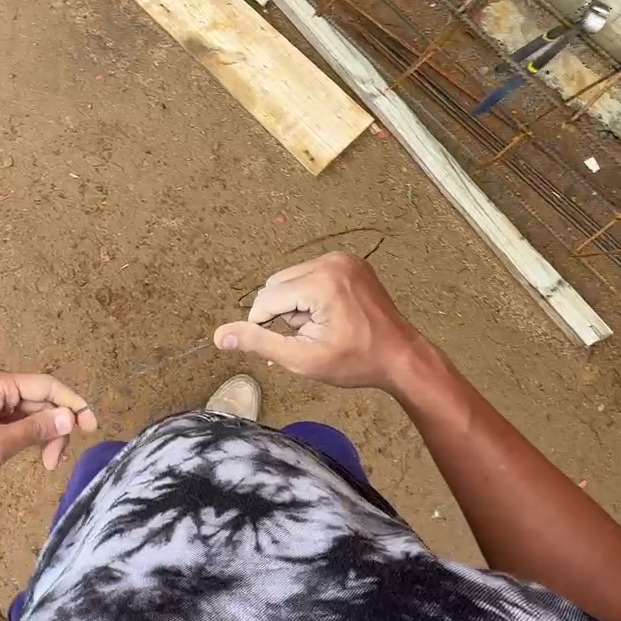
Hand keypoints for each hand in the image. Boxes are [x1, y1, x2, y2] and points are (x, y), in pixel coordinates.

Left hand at [0, 371, 98, 495]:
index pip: (46, 386)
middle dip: (57, 427)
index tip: (91, 426)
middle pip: (41, 400)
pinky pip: (18, 423)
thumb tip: (69, 417)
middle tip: (58, 461)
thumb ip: (33, 431)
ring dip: (45, 435)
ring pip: (32, 414)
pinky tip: (35, 456)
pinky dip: (31, 438)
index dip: (73, 402)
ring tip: (47, 464)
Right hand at [214, 252, 428, 390]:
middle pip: (277, 284)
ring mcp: (342, 258)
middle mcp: (330, 261)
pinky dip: (310, 293)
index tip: (291, 344)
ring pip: (291, 278)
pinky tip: (332, 314)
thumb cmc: (355, 363)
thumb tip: (220, 336)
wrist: (401, 356)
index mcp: (320, 282)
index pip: (267, 298)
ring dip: (296, 303)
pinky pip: (310, 273)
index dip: (268, 325)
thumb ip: (259, 342)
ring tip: (323, 325)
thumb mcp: (303, 358)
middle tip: (313, 335)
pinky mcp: (349, 260)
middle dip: (285, 312)